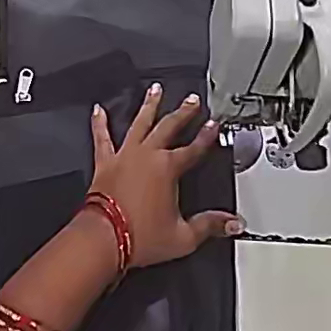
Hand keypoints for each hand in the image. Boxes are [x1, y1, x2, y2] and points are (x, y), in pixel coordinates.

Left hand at [88, 83, 242, 267]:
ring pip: (140, 123)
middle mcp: (147, 156)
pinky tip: (99, 111)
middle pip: (169, 127)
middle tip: (192, 100)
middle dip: (184, 112)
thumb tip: (231, 223)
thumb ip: (210, 225)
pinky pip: (102, 138)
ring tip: (155, 90)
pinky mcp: (105, 164)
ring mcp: (125, 156)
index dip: (207, 136)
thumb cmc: (138, 237)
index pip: (194, 148)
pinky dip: (100, 123)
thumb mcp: (183, 236)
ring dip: (149, 106)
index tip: (213, 124)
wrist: (103, 240)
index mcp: (168, 169)